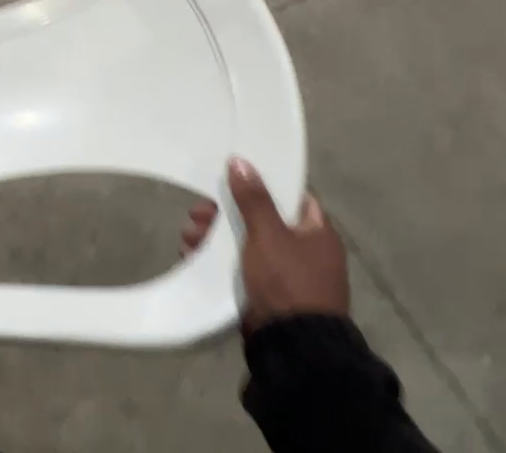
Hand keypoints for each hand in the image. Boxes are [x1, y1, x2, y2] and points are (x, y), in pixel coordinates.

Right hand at [180, 158, 347, 330]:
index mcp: (317, 233)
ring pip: (244, 241)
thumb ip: (254, 199)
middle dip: (225, 213)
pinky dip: (216, 257)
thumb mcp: (269, 234)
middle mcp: (304, 250)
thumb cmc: (287, 281)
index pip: (291, 196)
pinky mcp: (265, 290)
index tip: (230, 177)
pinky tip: (191, 254)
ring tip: (188, 236)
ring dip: (214, 235)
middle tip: (198, 212)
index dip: (262, 184)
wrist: (293, 345)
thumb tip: (240, 160)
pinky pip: (238, 263)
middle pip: (260, 218)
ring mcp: (285, 272)